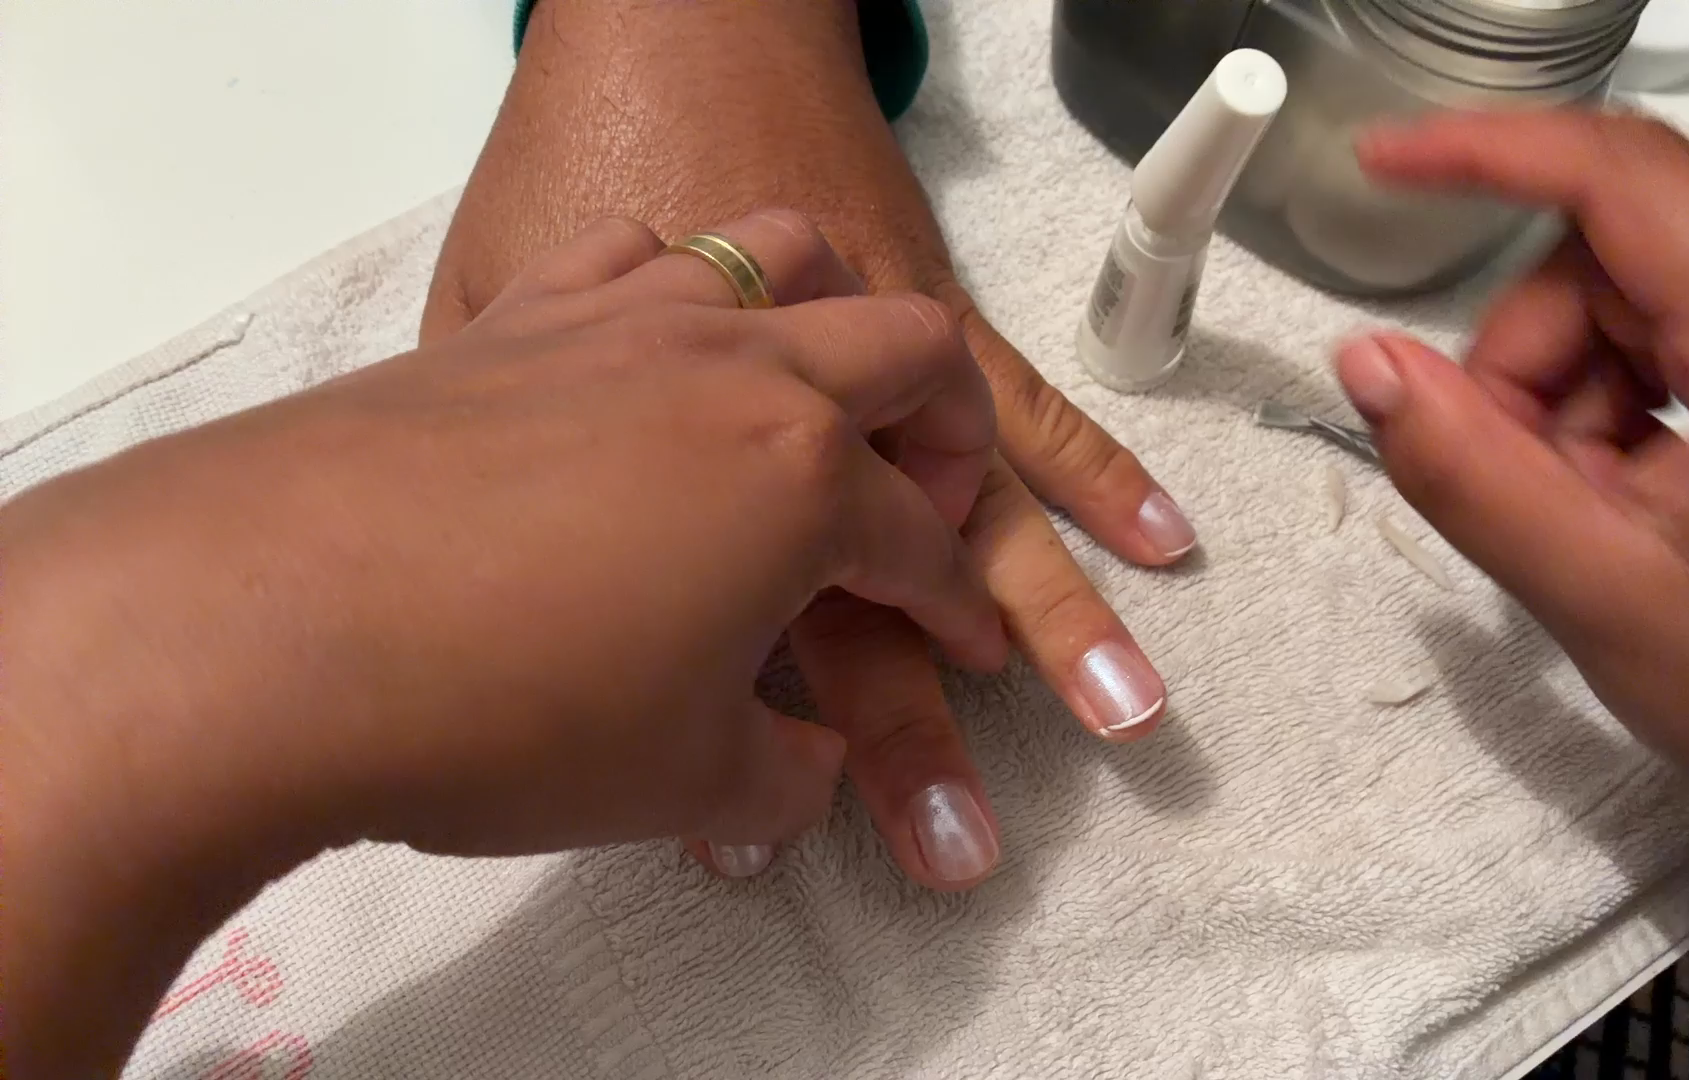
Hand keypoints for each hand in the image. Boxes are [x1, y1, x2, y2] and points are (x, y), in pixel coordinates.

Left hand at [1, 211, 1006, 1076]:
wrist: (242, 643)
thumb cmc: (515, 714)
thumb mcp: (689, 779)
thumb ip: (787, 777)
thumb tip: (814, 774)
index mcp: (805, 480)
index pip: (928, 551)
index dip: (964, 608)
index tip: (972, 644)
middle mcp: (746, 372)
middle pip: (915, 348)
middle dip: (953, 430)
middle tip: (925, 505)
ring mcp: (639, 320)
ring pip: (792, 252)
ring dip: (835, 322)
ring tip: (812, 404)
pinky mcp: (534, 309)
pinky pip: (649, 253)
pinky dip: (690, 295)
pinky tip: (666, 365)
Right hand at [1337, 111, 1688, 945]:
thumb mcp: (1592, 589)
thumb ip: (1462, 472)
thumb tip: (1359, 361)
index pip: (1623, 183)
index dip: (1487, 152)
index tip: (1378, 160)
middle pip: (1596, 269)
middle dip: (1513, 367)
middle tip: (1517, 479)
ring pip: (1609, 317)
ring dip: (1547, 404)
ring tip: (1576, 507)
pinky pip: (1646, 357)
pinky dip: (1591, 419)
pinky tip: (1614, 495)